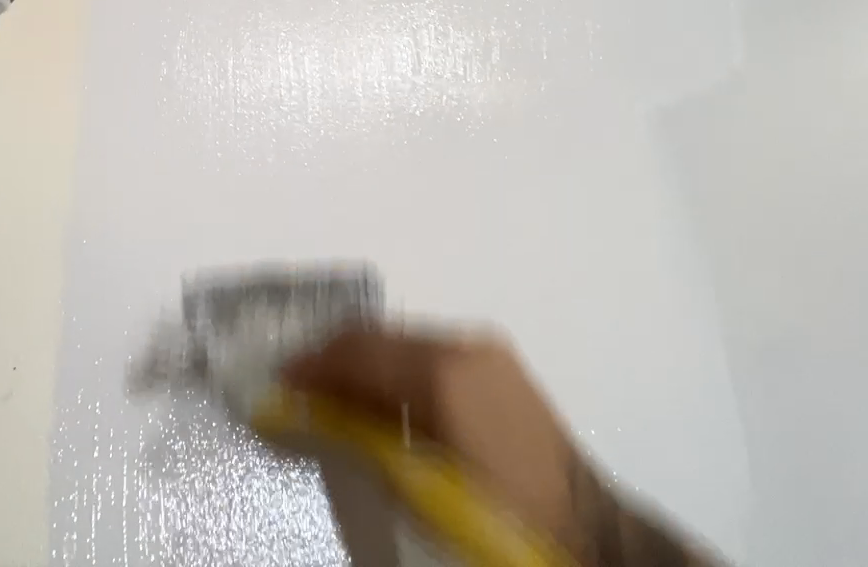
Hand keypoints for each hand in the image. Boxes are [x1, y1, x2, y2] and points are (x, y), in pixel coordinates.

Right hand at [285, 328, 712, 565]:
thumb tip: (310, 409)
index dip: (312, 364)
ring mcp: (482, 347)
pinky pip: (427, 350)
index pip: (358, 351)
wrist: (587, 531)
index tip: (280, 379)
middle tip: (299, 385)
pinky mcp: (495, 359)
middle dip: (333, 357)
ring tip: (335, 393)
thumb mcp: (416, 485)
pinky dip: (394, 366)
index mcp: (441, 372)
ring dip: (363, 361)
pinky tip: (382, 396)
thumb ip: (359, 435)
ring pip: (400, 339)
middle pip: (376, 336)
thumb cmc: (492, 513)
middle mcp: (460, 343)